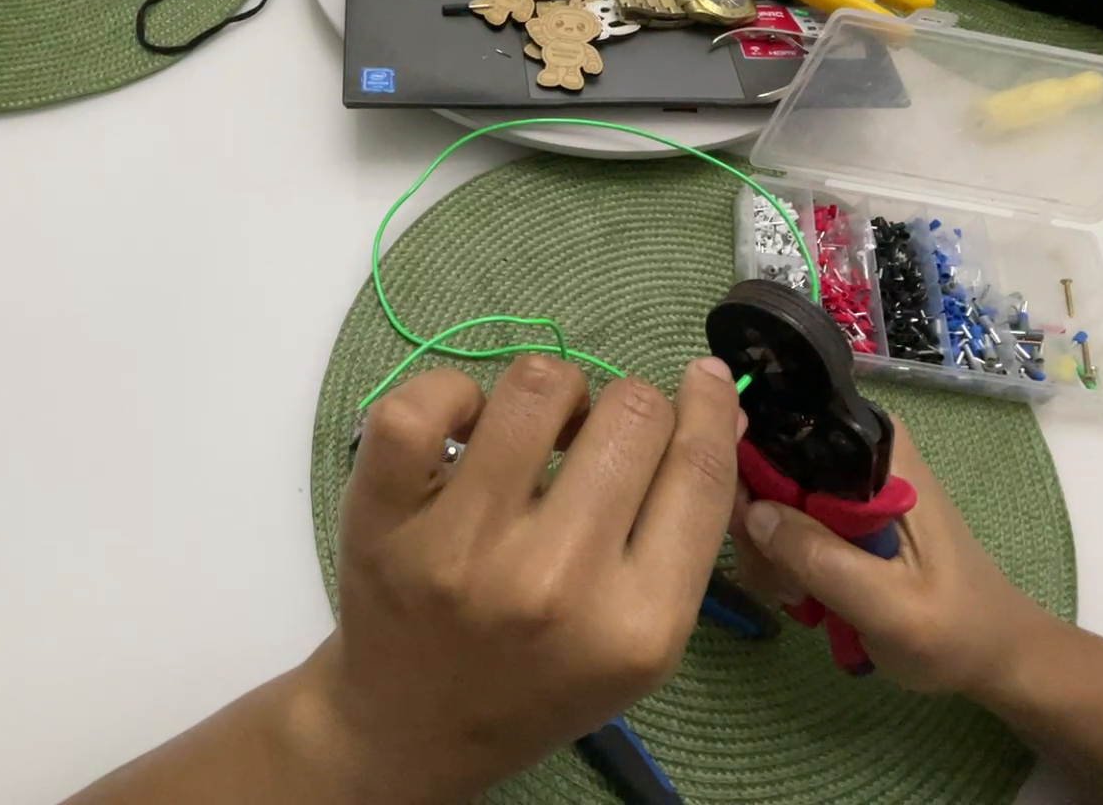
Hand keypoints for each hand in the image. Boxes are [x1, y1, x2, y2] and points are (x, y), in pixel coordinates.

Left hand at [307, 355, 744, 802]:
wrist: (411, 725)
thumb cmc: (540, 677)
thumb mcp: (638, 636)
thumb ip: (684, 527)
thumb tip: (721, 404)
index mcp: (639, 624)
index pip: (701, 470)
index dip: (712, 406)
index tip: (703, 377)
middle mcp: (555, 582)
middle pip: (632, 413)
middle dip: (628, 409)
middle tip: (598, 439)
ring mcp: (461, 545)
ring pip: (538, 384)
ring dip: (552, 391)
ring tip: (536, 430)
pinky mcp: (382, 515)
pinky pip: (424, 403)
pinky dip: (452, 394)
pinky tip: (464, 427)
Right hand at [729, 422, 1057, 695]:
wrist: (993, 659)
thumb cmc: (955, 629)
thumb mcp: (890, 606)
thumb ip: (822, 558)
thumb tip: (751, 513)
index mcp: (875, 446)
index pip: (783, 425)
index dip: (750, 466)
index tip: (745, 523)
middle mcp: (852, 449)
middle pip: (766, 459)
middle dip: (757, 520)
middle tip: (779, 579)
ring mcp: (841, 481)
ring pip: (766, 493)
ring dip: (766, 548)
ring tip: (797, 595)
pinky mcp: (833, 510)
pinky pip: (780, 518)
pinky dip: (777, 557)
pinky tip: (799, 592)